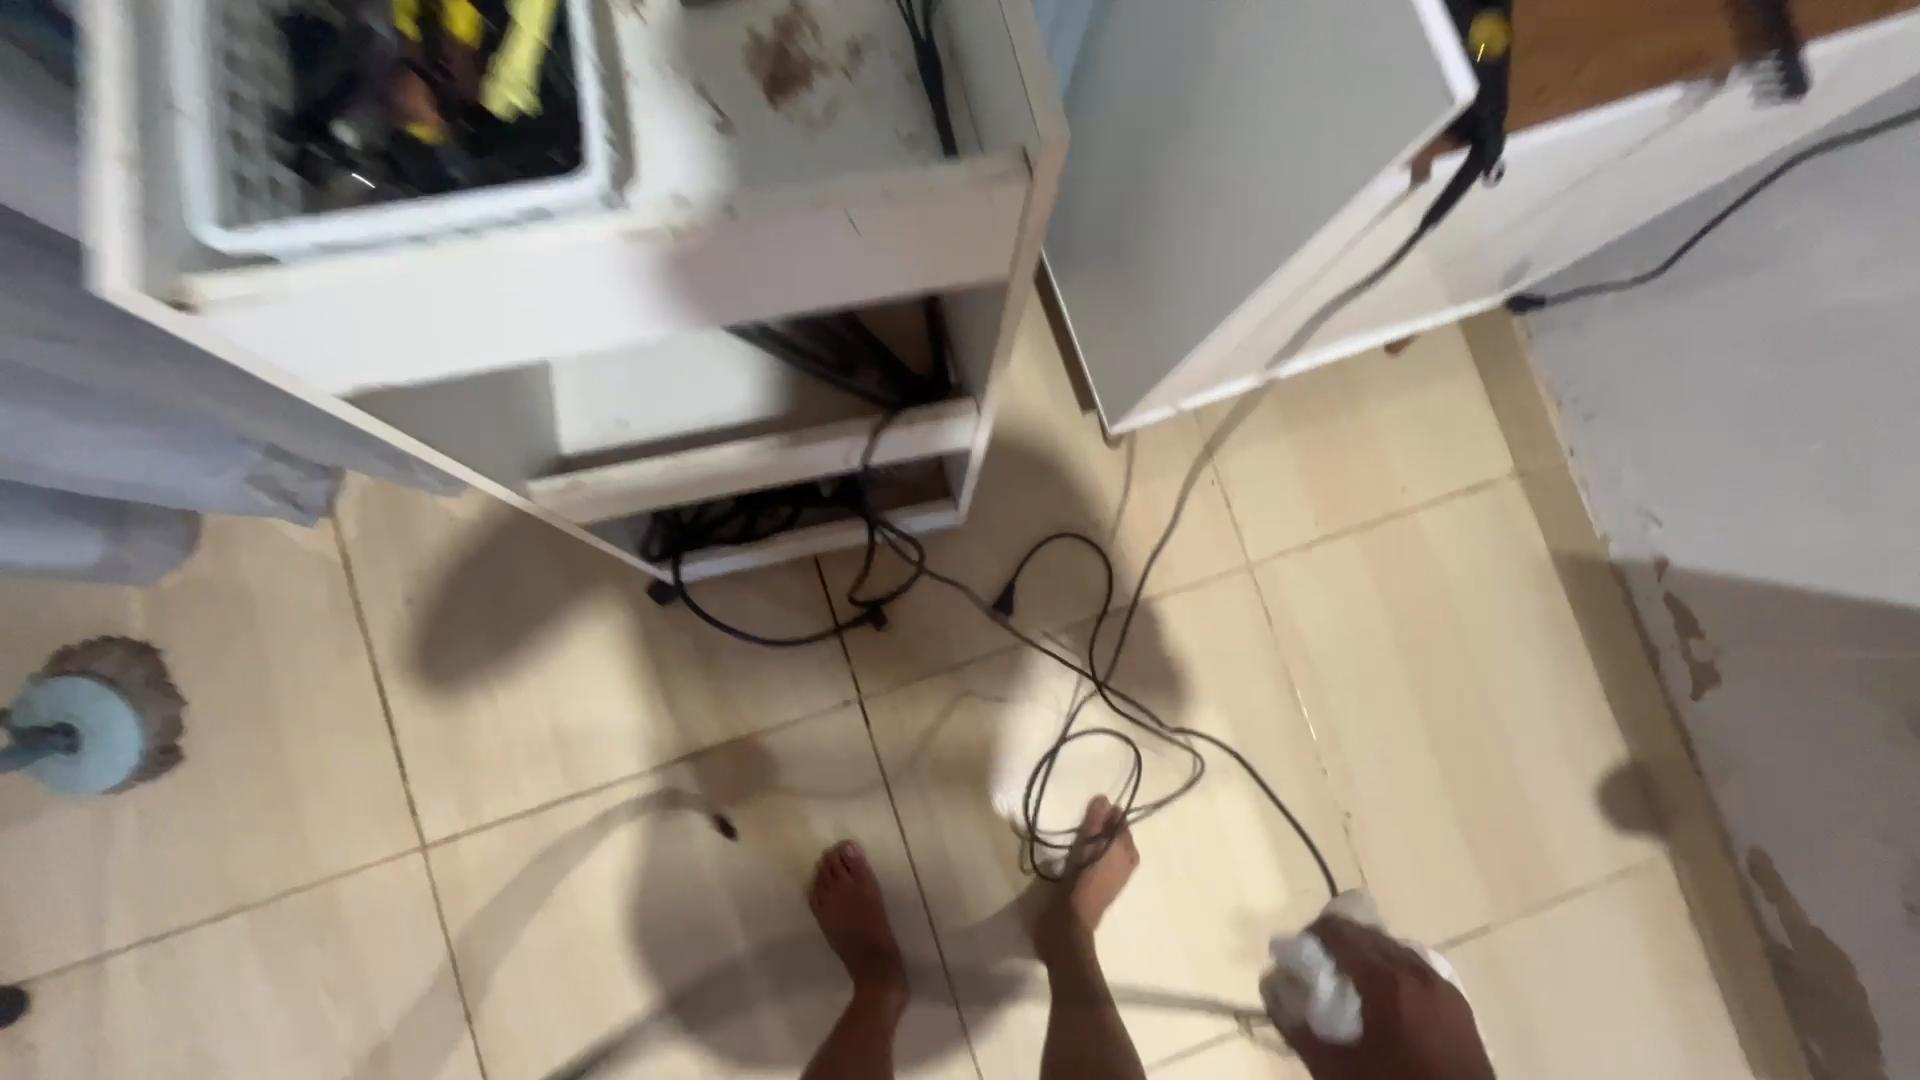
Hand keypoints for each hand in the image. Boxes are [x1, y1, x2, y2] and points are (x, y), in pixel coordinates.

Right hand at [1281, 917, 1495, 1079]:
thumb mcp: (1336, 1073)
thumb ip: (1298, 1030)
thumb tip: (1273, 994)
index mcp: (1385, 981)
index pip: (1338, 932)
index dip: (1312, 935)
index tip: (1298, 954)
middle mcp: (1416, 972)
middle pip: (1367, 935)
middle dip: (1338, 943)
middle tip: (1318, 968)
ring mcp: (1443, 988)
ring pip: (1394, 949)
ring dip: (1367, 954)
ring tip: (1351, 984)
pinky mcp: (1460, 1008)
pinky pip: (1417, 969)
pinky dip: (1394, 970)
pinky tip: (1386, 1002)